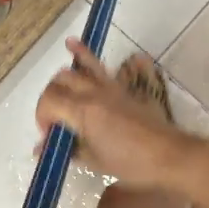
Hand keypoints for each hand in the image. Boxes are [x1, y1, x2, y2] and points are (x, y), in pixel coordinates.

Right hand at [35, 41, 197, 190]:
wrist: (167, 154)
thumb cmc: (130, 163)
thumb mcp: (93, 161)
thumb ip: (67, 150)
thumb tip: (41, 149)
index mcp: (83, 112)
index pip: (49, 101)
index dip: (41, 116)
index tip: (48, 135)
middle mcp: (93, 93)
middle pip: (59, 83)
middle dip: (49, 99)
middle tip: (54, 121)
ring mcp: (109, 87)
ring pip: (77, 70)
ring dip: (62, 77)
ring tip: (55, 86)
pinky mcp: (121, 88)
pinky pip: (99, 68)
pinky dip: (84, 56)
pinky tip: (72, 43)